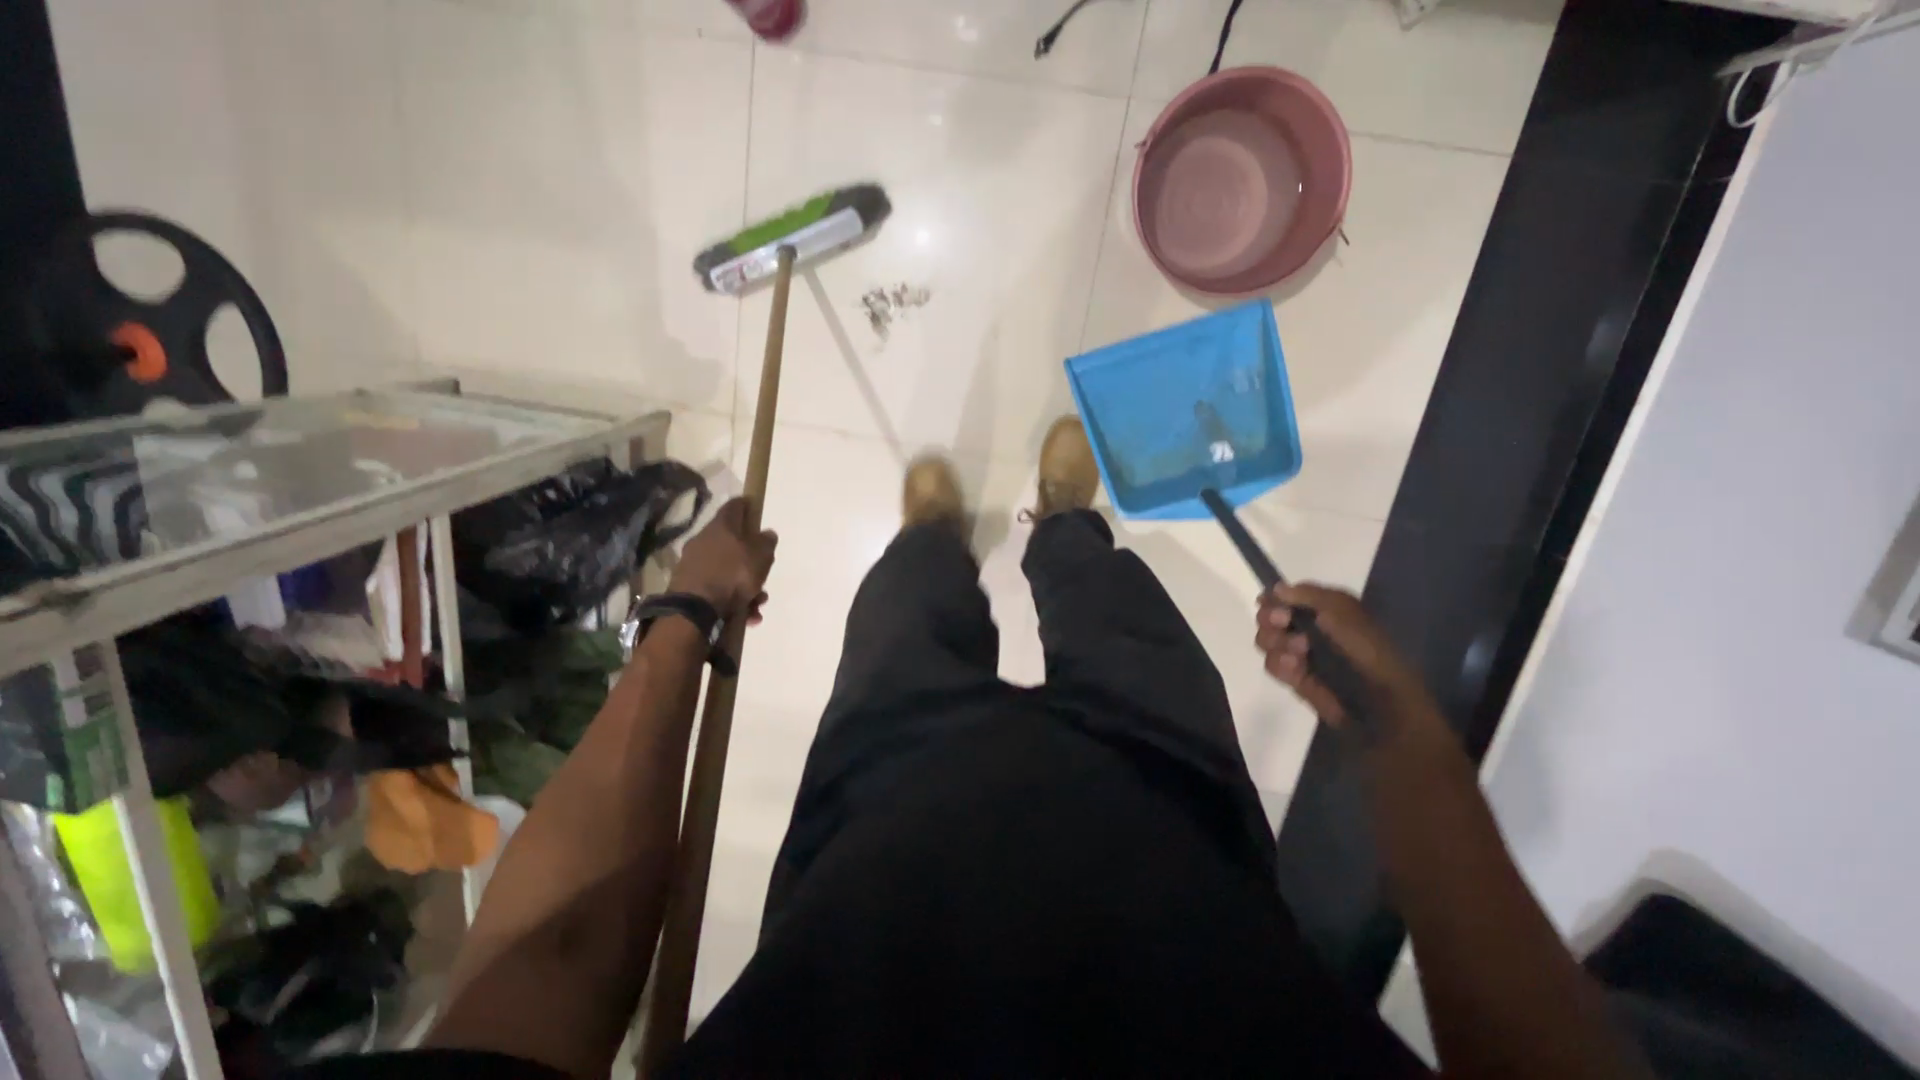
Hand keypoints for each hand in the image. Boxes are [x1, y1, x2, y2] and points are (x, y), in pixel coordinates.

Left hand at [669, 498, 776, 623]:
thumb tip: (766, 533)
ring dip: (745, 586)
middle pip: (732, 542)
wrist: (695, 608)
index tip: (757, 514)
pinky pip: (717, 588)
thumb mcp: (761, 555)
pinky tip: (746, 615)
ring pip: (727, 569)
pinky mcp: (688, 585)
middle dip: (751, 560)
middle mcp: (704, 539)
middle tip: (764, 573)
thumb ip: (767, 542)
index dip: (748, 507)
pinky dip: (732, 600)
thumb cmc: (733, 574)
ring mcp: (693, 563)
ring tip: (758, 604)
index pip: (736, 505)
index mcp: (721, 525)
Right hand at [1254, 583, 1439, 731]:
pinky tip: (1296, 670)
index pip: (1289, 595)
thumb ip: (1312, 596)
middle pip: (1270, 616)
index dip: (1276, 598)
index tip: (1275, 603)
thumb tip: (1277, 588)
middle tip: (1282, 623)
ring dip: (1276, 643)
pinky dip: (1280, 665)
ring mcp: (1303, 656)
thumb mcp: (1346, 614)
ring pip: (1267, 641)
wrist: (1384, 707)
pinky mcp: (1297, 681)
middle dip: (1270, 619)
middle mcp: (1312, 629)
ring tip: (1298, 654)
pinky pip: (1274, 667)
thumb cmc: (1371, 654)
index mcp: (1329, 609)